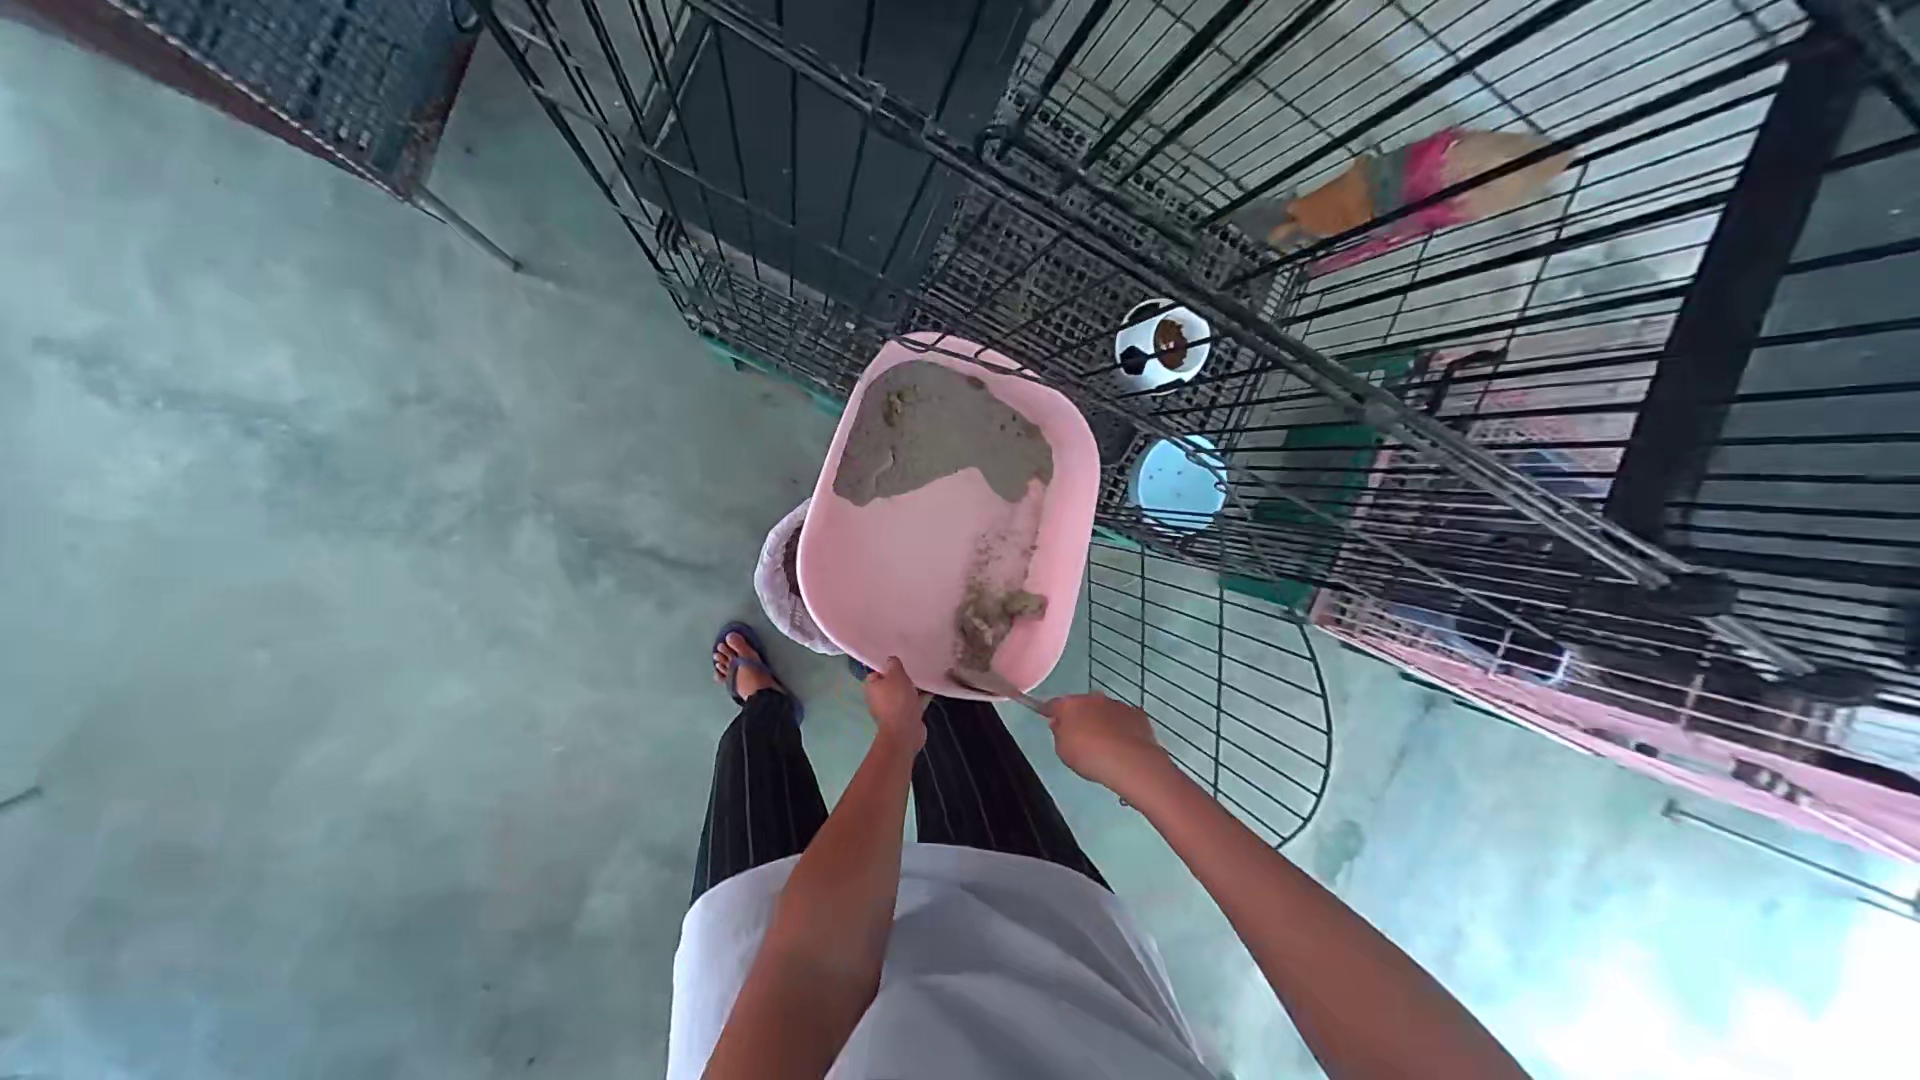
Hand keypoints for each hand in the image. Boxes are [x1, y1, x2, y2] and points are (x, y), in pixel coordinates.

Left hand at [862, 657, 928, 748]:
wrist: (905, 731)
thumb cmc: (897, 700)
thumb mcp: (896, 675)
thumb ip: (894, 664)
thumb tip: (891, 660)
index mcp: (872, 687)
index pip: (877, 673)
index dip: (887, 667)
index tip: (900, 663)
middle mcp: (879, 699)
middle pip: (891, 684)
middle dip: (902, 678)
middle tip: (914, 669)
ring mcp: (891, 709)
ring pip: (902, 694)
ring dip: (912, 688)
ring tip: (925, 678)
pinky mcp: (904, 717)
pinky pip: (912, 703)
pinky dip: (920, 698)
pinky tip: (932, 690)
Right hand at [1044, 694, 1174, 796]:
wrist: (1128, 760)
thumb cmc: (1088, 756)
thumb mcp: (1062, 750)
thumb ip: (1058, 733)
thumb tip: (1059, 724)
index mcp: (1070, 705)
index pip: (1054, 704)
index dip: (1050, 711)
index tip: (1049, 717)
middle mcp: (1093, 698)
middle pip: (1081, 705)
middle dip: (1080, 716)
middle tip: (1080, 737)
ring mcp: (1116, 704)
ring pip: (1104, 710)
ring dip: (1101, 721)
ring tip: (1105, 744)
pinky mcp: (1136, 714)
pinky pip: (1123, 718)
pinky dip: (1121, 727)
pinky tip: (1123, 744)